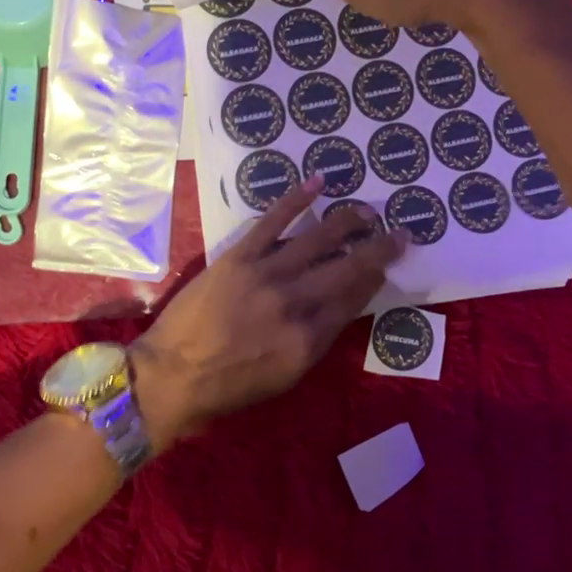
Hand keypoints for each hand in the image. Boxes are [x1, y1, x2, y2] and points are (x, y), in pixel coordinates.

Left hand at [129, 175, 405, 451]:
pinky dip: (295, 200)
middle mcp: (295, 304)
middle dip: (378, 249)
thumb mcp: (285, 377)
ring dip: (347, 221)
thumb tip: (339, 307)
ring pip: (317, 240)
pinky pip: (272, 222)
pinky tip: (317, 184)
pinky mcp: (238, 257)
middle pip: (347, 268)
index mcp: (309, 339)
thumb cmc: (228, 387)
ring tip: (366, 210)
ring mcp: (267, 276)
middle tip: (400, 234)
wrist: (171, 376)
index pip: (353, 300)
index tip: (388, 265)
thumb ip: (316, 341)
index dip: (375, 279)